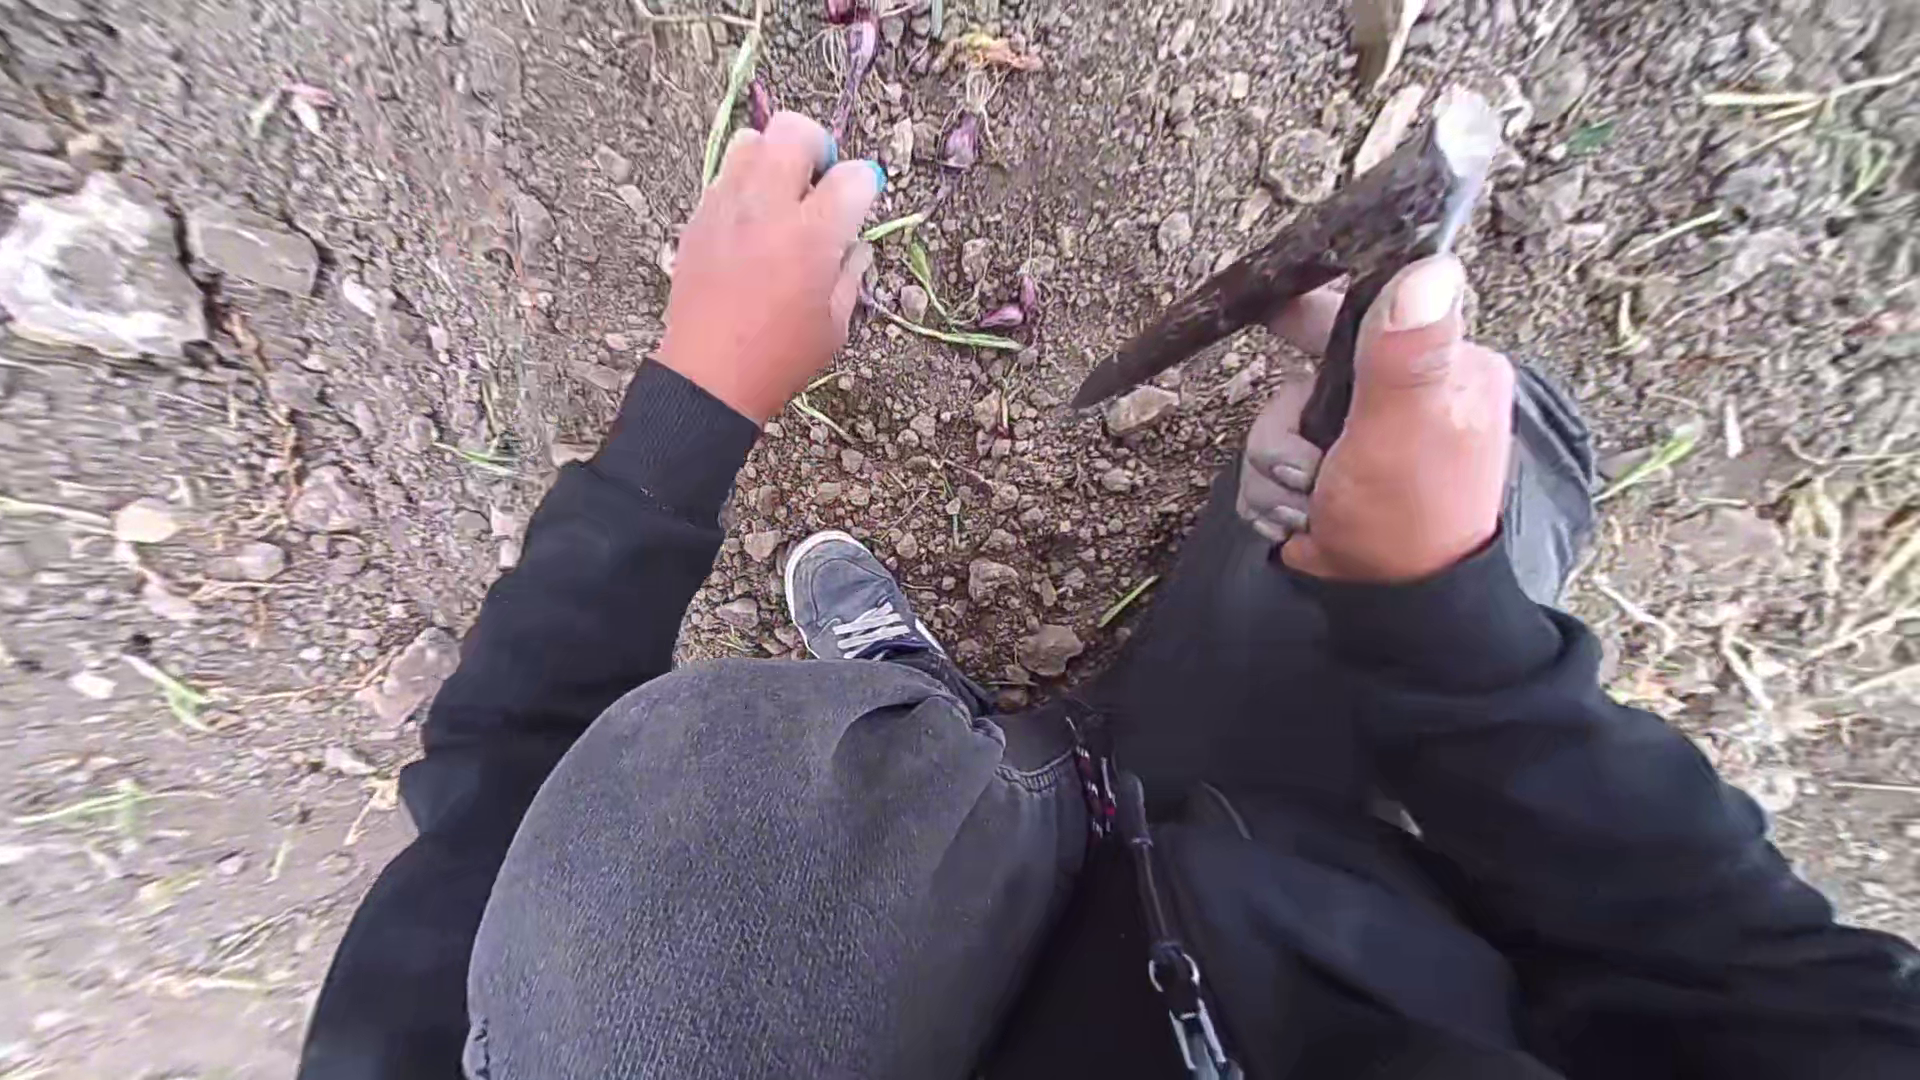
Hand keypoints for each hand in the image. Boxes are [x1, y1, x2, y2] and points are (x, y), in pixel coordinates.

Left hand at [655, 112, 883, 422]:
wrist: (712, 374)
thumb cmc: (782, 358)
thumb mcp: (835, 326)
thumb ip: (851, 275)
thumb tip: (856, 246)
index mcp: (813, 237)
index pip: (852, 179)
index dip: (866, 184)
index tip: (865, 198)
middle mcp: (768, 207)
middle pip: (795, 131)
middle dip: (819, 147)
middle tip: (822, 181)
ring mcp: (727, 206)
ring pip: (753, 140)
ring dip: (777, 158)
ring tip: (784, 197)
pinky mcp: (699, 217)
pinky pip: (726, 174)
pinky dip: (748, 183)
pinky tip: (755, 224)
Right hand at [1243, 255, 1514, 583]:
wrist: (1382, 600)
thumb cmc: (1404, 519)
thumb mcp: (1404, 434)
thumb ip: (1405, 356)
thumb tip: (1426, 267)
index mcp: (1429, 369)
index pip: (1359, 315)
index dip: (1306, 315)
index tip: (1262, 308)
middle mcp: (1387, 397)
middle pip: (1292, 387)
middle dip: (1281, 439)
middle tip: (1307, 475)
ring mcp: (1347, 438)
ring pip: (1267, 432)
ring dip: (1272, 478)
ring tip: (1303, 510)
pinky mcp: (1316, 472)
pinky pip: (1260, 468)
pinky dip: (1267, 498)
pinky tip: (1294, 522)